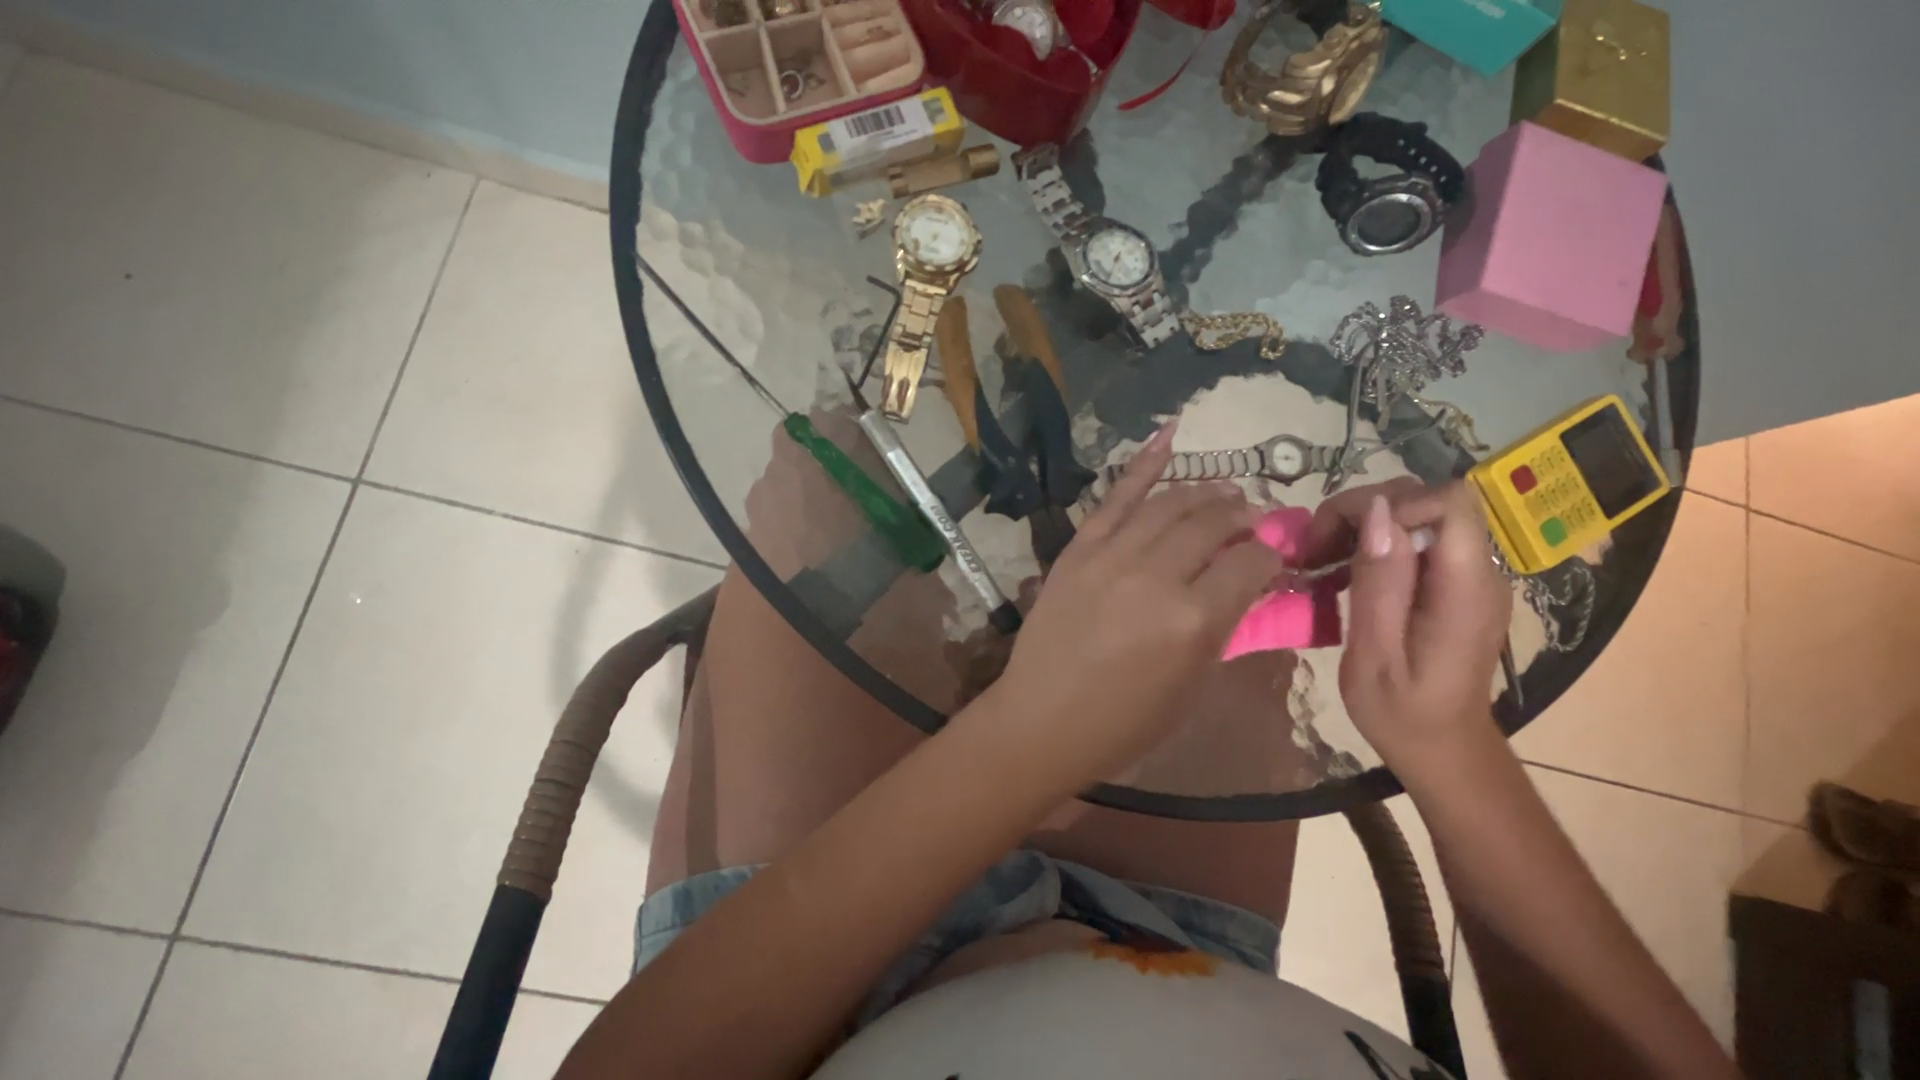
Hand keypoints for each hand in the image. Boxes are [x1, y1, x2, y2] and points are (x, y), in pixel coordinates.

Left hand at [976, 423, 1284, 792]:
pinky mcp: (1078, 550)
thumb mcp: (1192, 687)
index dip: (1272, 554)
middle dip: (1243, 516)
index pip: (1250, 564)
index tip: (1278, 554)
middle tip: (1254, 518)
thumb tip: (1246, 587)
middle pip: (1212, 524)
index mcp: (1193, 620)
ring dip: (1204, 491)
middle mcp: (1156, 577)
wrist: (1043, 720)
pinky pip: (1115, 498)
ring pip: (1169, 504)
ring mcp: (1111, 557)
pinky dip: (1143, 465)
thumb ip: (1222, 630)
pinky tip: (1169, 437)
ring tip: (1225, 491)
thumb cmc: (1125, 722)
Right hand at [1304, 480, 1511, 766]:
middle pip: (1429, 500)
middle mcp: (1480, 570)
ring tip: (1323, 559)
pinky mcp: (1456, 584)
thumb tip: (1376, 510)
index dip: (1390, 505)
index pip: (1447, 502)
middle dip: (1367, 511)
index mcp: (1465, 587)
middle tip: (1317, 549)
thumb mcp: (1375, 655)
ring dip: (1366, 526)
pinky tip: (1346, 572)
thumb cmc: (1402, 713)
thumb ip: (1380, 581)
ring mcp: (1471, 576)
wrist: (1442, 748)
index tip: (1340, 537)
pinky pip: (1420, 540)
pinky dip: (1378, 544)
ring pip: (1420, 515)